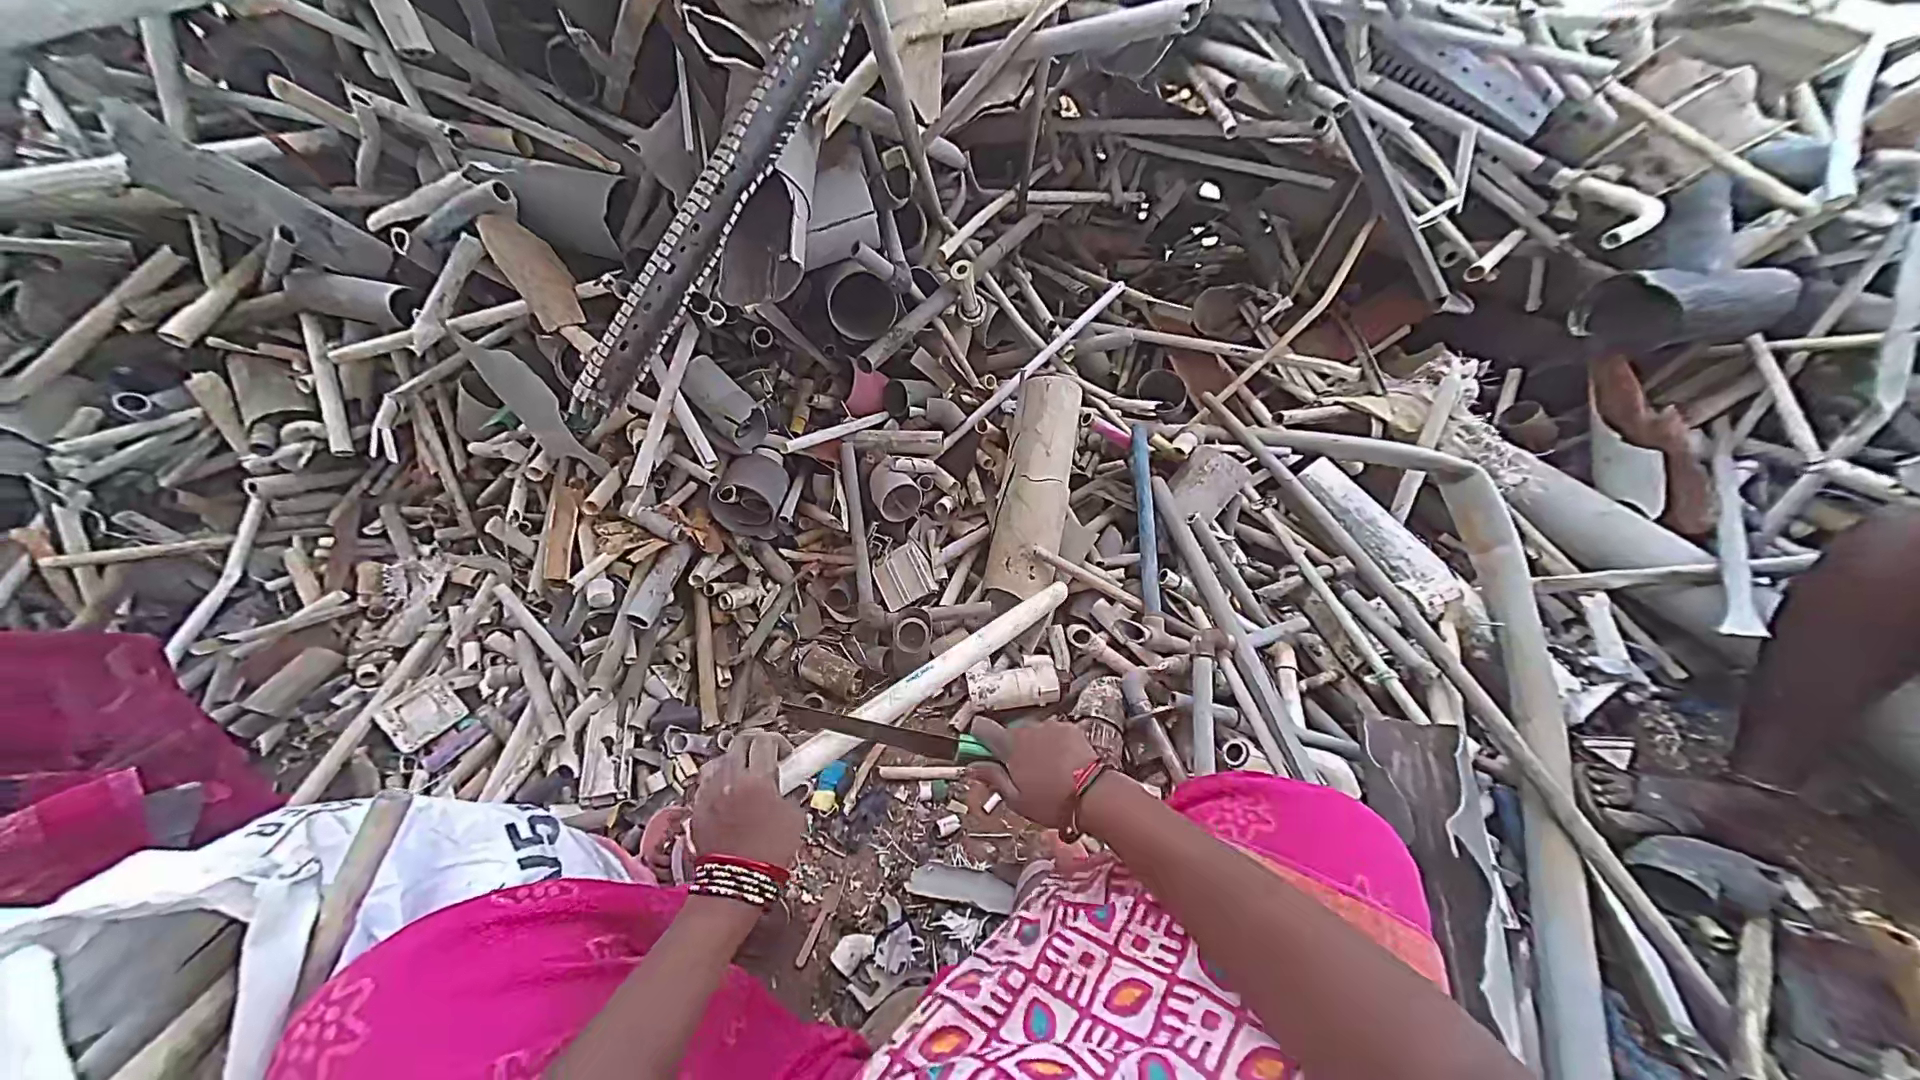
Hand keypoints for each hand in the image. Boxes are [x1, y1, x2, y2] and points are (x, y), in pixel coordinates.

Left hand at [691, 732, 802, 869]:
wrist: (736, 883)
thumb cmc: (769, 854)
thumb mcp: (795, 817)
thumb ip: (792, 791)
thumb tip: (791, 781)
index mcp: (758, 779)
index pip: (766, 741)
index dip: (780, 743)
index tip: (786, 754)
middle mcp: (730, 780)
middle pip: (740, 742)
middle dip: (756, 744)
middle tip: (767, 756)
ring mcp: (710, 792)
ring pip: (720, 758)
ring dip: (735, 760)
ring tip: (745, 775)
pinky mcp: (697, 806)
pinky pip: (706, 781)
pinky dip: (719, 780)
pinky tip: (729, 792)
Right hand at [967, 717, 1099, 829]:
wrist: (1094, 794)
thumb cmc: (1054, 802)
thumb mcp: (1016, 799)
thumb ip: (992, 778)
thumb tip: (973, 768)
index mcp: (1009, 745)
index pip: (981, 728)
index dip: (978, 740)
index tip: (982, 754)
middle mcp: (1028, 729)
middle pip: (1009, 732)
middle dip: (1010, 749)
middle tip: (1019, 774)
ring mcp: (1050, 726)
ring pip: (1032, 733)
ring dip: (1033, 746)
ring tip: (1044, 773)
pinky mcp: (1069, 728)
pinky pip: (1053, 733)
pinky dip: (1053, 744)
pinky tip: (1061, 765)